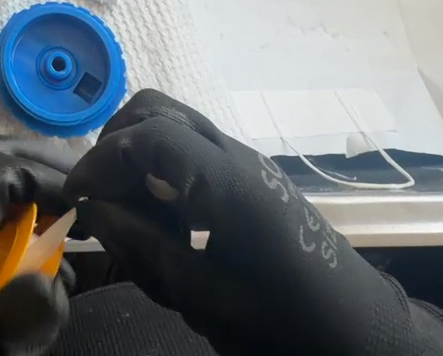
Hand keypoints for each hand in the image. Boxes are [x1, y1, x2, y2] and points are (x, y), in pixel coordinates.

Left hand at [0, 134, 76, 355]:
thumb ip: (27, 313)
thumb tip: (54, 276)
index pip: (0, 169)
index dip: (46, 176)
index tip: (81, 203)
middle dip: (37, 161)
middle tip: (79, 183)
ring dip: (24, 179)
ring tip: (64, 206)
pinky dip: (11, 203)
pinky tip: (37, 236)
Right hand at [64, 90, 404, 355]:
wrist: (366, 339)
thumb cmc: (283, 322)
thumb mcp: (204, 296)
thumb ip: (142, 245)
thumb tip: (93, 208)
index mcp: (225, 181)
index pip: (147, 137)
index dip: (102, 160)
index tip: (76, 195)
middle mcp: (234, 155)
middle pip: (158, 110)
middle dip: (115, 140)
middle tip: (97, 187)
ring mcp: (245, 162)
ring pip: (174, 123)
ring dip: (138, 150)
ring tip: (126, 203)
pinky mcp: (251, 177)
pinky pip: (192, 148)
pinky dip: (162, 165)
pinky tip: (162, 214)